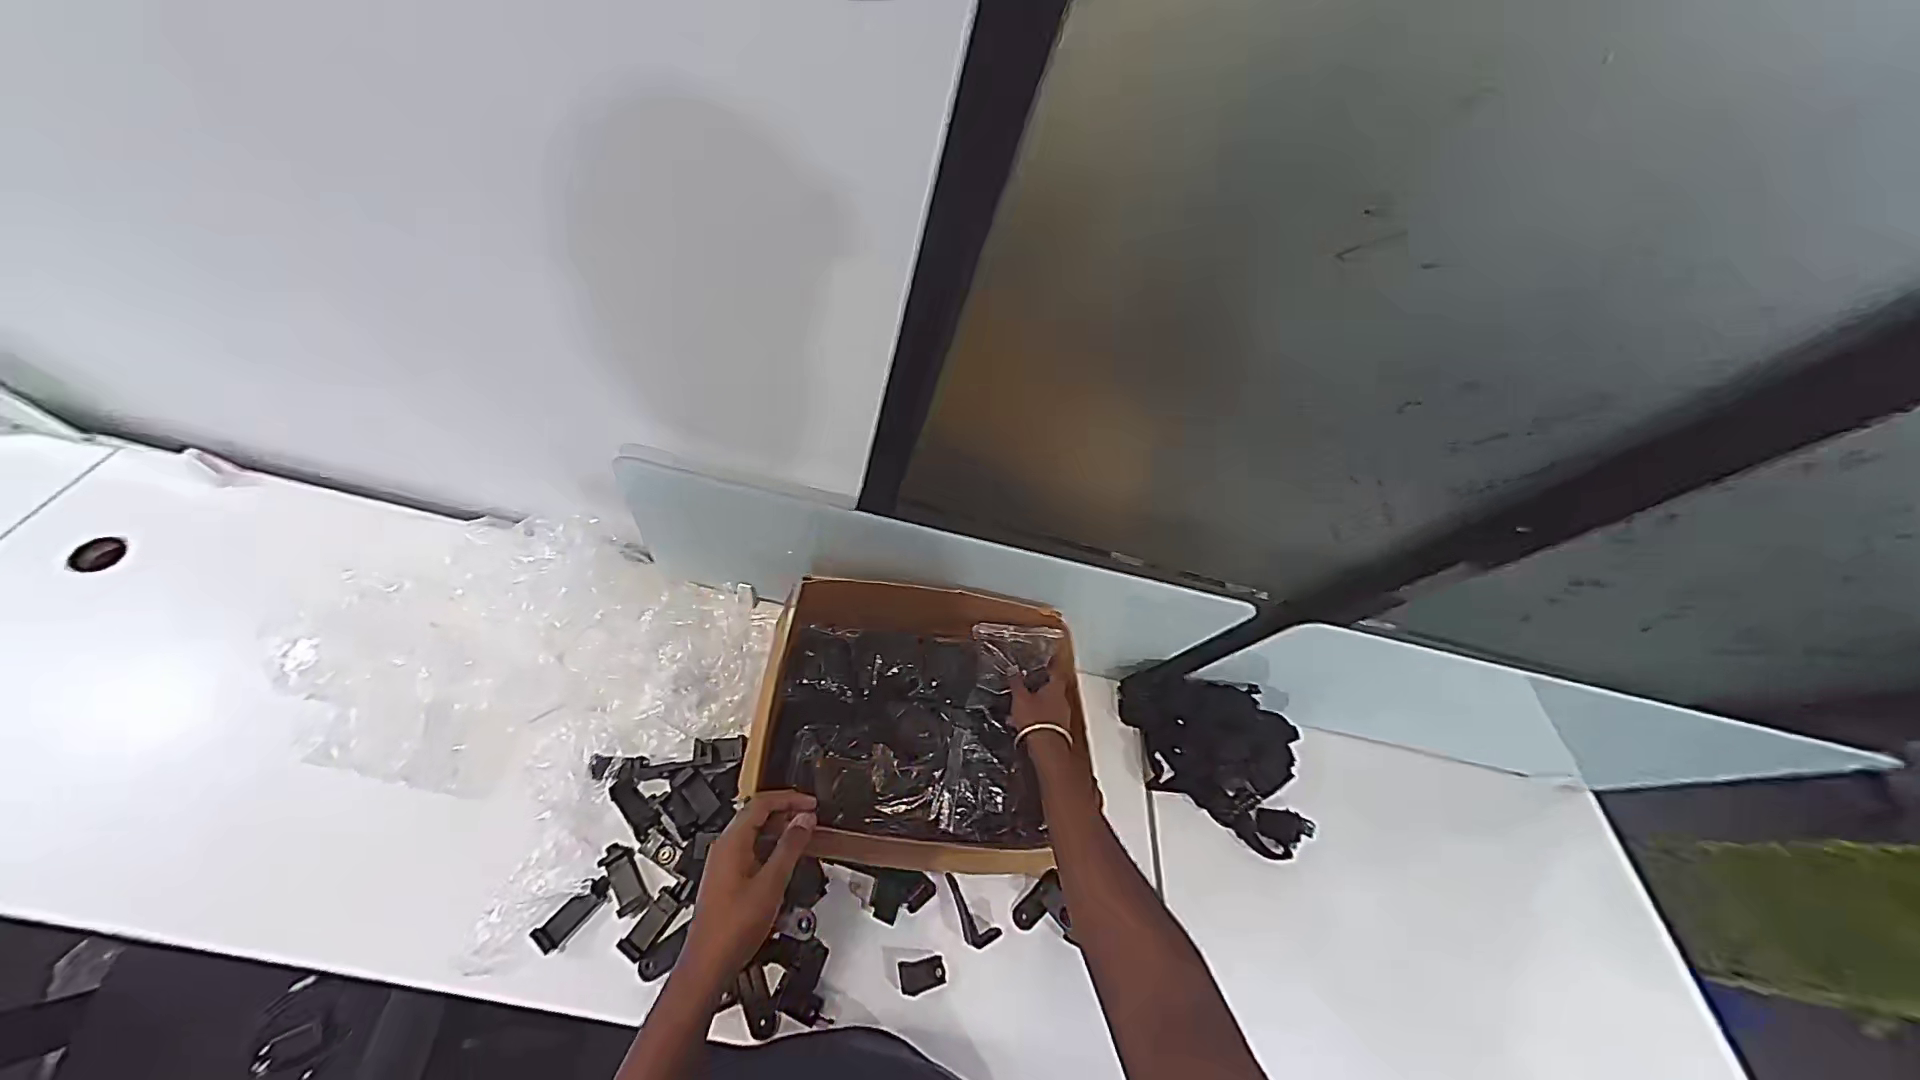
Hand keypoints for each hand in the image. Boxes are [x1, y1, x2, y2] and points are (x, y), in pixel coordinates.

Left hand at [680, 790, 816, 984]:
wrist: (709, 965)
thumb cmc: (732, 929)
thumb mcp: (771, 883)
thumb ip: (790, 847)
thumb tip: (804, 821)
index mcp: (731, 843)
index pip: (762, 803)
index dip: (789, 798)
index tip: (810, 803)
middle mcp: (724, 848)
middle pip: (757, 815)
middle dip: (786, 812)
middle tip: (810, 818)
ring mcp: (724, 863)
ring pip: (755, 833)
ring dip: (780, 831)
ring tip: (803, 838)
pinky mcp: (727, 878)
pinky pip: (751, 850)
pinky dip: (772, 848)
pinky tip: (786, 861)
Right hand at [1011, 663, 1092, 790]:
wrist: (1046, 747)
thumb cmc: (1034, 717)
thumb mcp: (1020, 698)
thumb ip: (1016, 682)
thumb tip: (1013, 668)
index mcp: (1055, 688)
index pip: (1054, 672)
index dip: (1048, 667)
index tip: (1042, 664)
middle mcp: (1062, 700)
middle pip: (1051, 689)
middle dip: (1038, 688)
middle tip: (1025, 687)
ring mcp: (1062, 715)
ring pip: (1047, 705)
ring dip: (1035, 704)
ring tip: (1018, 708)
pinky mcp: (1058, 729)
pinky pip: (1045, 718)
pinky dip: (1035, 718)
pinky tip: (1021, 724)